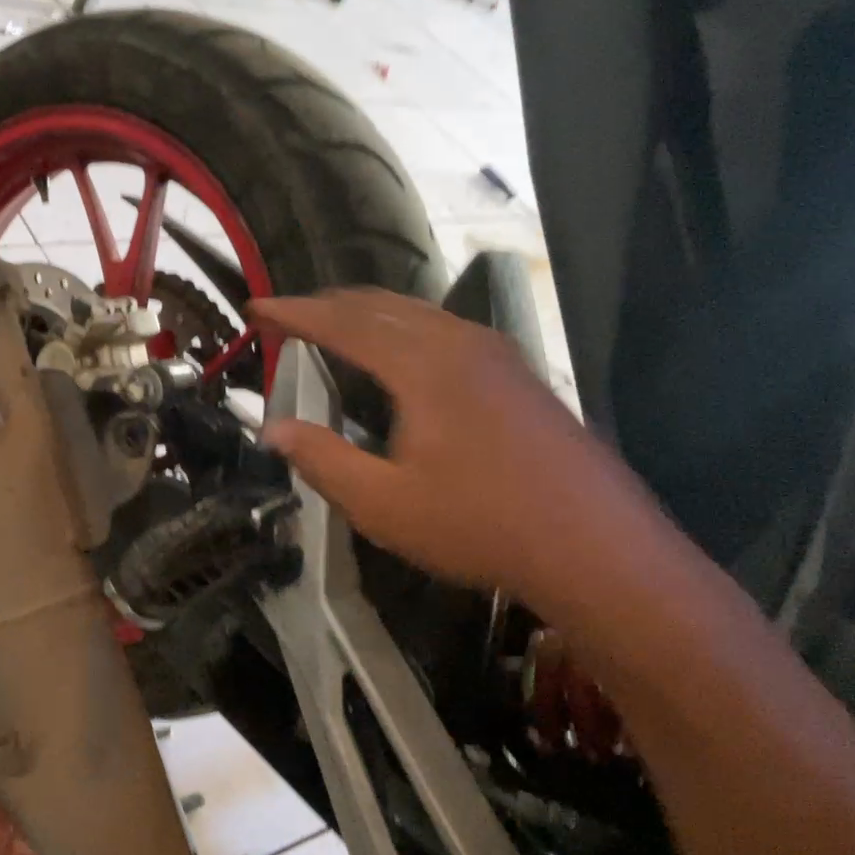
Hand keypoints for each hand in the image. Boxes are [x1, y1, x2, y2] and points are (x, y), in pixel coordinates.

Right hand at [246, 288, 673, 612]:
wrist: (598, 549)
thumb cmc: (480, 526)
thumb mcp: (381, 504)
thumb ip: (321, 459)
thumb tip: (272, 429)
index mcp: (425, 367)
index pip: (345, 323)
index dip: (295, 313)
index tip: (256, 309)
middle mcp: (463, 345)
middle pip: (382, 305)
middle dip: (327, 305)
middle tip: (283, 318)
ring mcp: (499, 357)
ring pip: (418, 313)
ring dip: (365, 314)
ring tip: (327, 328)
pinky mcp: (517, 377)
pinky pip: (443, 330)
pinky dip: (400, 329)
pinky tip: (392, 354)